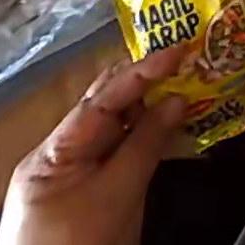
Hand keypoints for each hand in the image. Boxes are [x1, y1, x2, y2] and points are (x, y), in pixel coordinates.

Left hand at [0, 44, 187, 244]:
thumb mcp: (114, 196)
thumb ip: (147, 142)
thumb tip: (179, 98)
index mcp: (54, 151)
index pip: (102, 98)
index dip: (143, 69)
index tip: (180, 48)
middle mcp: (65, 154)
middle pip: (108, 105)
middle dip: (148, 80)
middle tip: (189, 59)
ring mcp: (81, 172)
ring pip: (122, 125)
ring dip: (155, 104)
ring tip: (191, 83)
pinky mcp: (98, 189)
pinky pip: (127, 148)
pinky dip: (152, 131)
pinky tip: (178, 121)